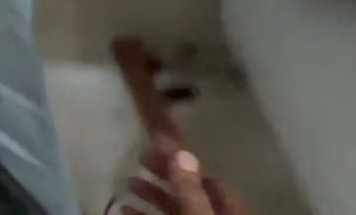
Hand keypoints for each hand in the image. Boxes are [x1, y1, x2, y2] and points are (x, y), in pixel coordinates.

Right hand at [121, 147, 245, 214]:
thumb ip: (191, 189)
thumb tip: (182, 151)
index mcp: (229, 211)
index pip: (214, 182)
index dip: (188, 163)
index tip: (157, 146)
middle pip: (192, 192)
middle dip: (165, 174)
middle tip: (140, 159)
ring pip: (176, 207)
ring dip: (152, 193)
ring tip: (129, 184)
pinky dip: (144, 213)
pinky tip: (126, 208)